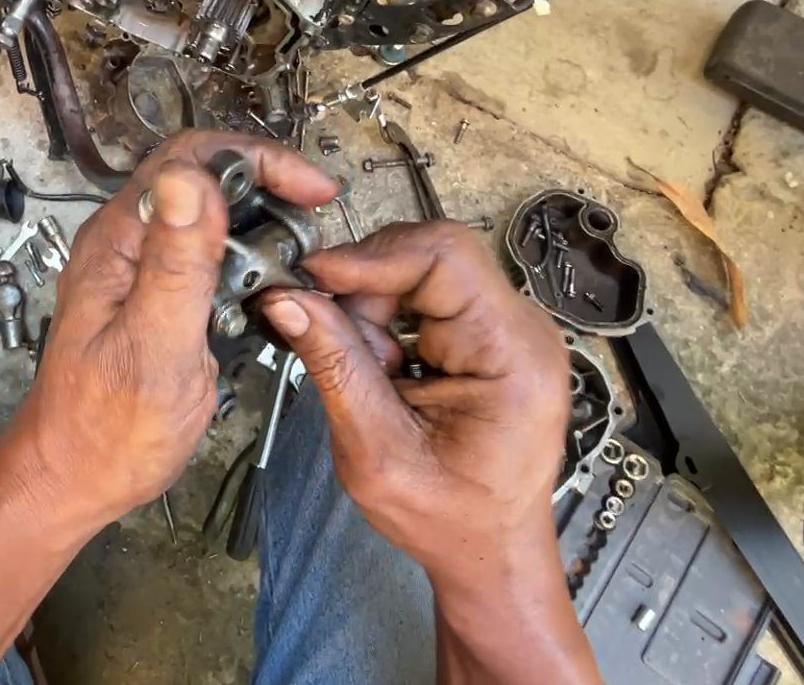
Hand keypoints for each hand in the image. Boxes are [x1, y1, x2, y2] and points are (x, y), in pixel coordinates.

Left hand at [0, 132, 337, 534]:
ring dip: (259, 225)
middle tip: (312, 224)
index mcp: (119, 240)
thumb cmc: (105, 427)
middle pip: (201, 179)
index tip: (311, 189)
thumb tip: (191, 180)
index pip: (188, 160)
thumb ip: (175, 263)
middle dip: (265, 188)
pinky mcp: (156, 293)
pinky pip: (206, 256)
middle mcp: (127, 241)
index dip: (256, 160)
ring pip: (208, 216)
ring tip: (299, 256)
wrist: (73, 475)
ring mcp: (140, 267)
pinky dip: (246, 260)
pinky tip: (272, 286)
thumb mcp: (152, 346)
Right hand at [259, 221, 570, 578]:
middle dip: (366, 288)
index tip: (311, 278)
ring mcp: (503, 324)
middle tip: (340, 342)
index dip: (370, 257)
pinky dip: (382, 315)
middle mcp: (519, 327)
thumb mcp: (375, 451)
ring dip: (372, 306)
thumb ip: (333, 365)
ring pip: (415, 266)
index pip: (443, 257)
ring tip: (371, 370)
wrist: (487, 550)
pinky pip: (419, 289)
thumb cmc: (447, 518)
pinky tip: (383, 364)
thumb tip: (284, 299)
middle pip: (426, 253)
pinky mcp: (482, 328)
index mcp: (512, 355)